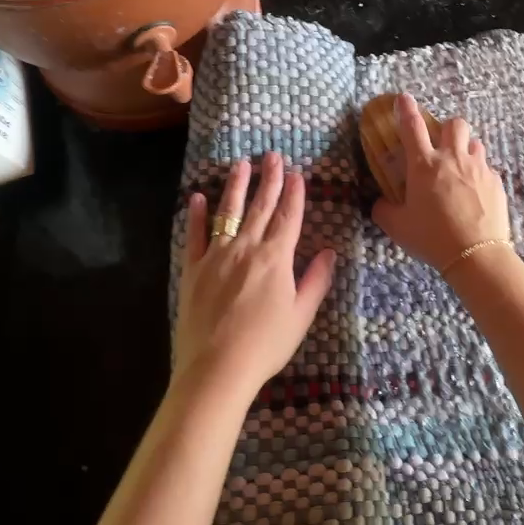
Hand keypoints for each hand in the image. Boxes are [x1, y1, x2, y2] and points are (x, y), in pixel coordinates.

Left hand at [176, 152, 336, 397]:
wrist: (217, 367)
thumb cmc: (265, 345)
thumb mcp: (301, 316)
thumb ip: (315, 281)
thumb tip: (330, 252)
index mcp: (276, 258)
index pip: (288, 217)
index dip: (294, 194)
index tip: (297, 173)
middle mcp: (247, 248)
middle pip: (260, 207)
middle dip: (269, 180)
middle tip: (272, 156)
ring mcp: (217, 256)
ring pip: (228, 213)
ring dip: (236, 186)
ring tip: (241, 164)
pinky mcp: (193, 270)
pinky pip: (195, 236)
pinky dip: (197, 215)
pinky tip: (198, 198)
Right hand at [371, 93, 511, 271]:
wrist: (476, 255)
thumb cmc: (432, 238)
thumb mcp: (397, 227)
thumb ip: (383, 209)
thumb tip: (380, 202)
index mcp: (424, 165)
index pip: (412, 126)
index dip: (406, 109)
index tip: (403, 98)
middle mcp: (452, 159)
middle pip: (454, 124)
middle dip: (447, 129)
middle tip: (441, 146)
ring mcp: (478, 169)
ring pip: (475, 143)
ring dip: (465, 150)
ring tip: (460, 169)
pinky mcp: (496, 183)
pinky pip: (488, 168)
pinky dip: (479, 175)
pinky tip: (475, 194)